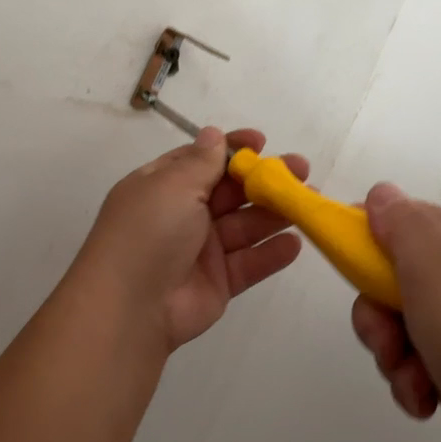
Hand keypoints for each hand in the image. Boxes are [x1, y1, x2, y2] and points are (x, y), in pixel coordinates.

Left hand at [74, 127, 305, 350]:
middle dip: (264, 179)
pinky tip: (295, 242)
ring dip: (276, 213)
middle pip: (230, 192)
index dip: (232, 149)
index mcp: (162, 186)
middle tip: (301, 170)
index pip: (202, 160)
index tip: (262, 141)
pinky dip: (272, 253)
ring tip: (308, 201)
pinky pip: (249, 262)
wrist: (132, 307)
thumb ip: (202, 161)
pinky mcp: (218, 282)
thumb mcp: (172, 185)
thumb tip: (213, 134)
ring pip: (245, 225)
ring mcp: (200, 250)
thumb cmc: (149, 232)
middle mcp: (182, 215)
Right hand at [350, 183, 440, 441]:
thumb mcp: (434, 262)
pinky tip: (427, 399)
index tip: (347, 258)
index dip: (369, 235)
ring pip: (395, 327)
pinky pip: (411, 367)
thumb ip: (401, 222)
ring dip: (392, 353)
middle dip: (375, 310)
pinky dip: (411, 383)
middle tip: (385, 332)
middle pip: (389, 278)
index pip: (404, 220)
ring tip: (413, 375)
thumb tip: (382, 193)